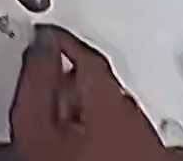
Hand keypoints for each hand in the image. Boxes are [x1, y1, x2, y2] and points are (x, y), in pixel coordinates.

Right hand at [11, 25, 170, 160]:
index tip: (44, 36)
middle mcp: (136, 121)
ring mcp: (148, 147)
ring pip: (113, 108)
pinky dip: (101, 129)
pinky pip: (124, 133)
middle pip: (100, 80)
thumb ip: (35, 78)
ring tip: (60, 117)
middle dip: (72, 74)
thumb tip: (38, 45)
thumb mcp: (34, 125)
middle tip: (47, 78)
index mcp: (109, 101)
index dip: (58, 40)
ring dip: (86, 103)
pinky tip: (81, 143)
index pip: (83, 52)